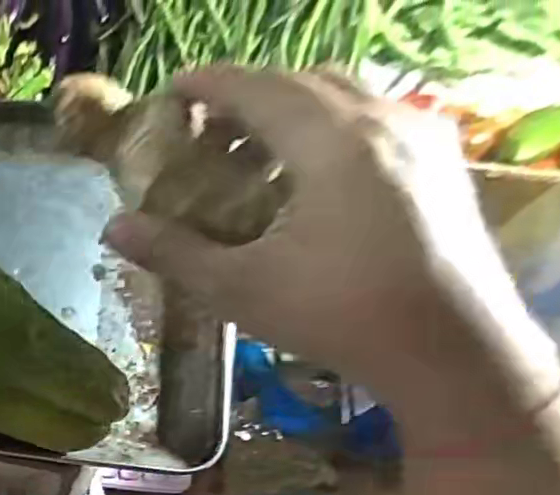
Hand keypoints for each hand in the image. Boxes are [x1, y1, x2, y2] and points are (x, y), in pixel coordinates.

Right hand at [102, 67, 559, 412]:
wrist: (445, 347)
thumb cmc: (333, 313)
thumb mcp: (238, 288)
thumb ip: (174, 252)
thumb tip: (114, 227)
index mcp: (334, 143)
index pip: (262, 90)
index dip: (213, 85)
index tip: (174, 87)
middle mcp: (385, 121)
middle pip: (307, 83)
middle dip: (250, 97)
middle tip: (204, 128)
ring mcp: (422, 138)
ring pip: (345, 100)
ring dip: (289, 115)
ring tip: (246, 158)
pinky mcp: (437, 165)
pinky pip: (371, 124)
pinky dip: (325, 133)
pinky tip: (301, 180)